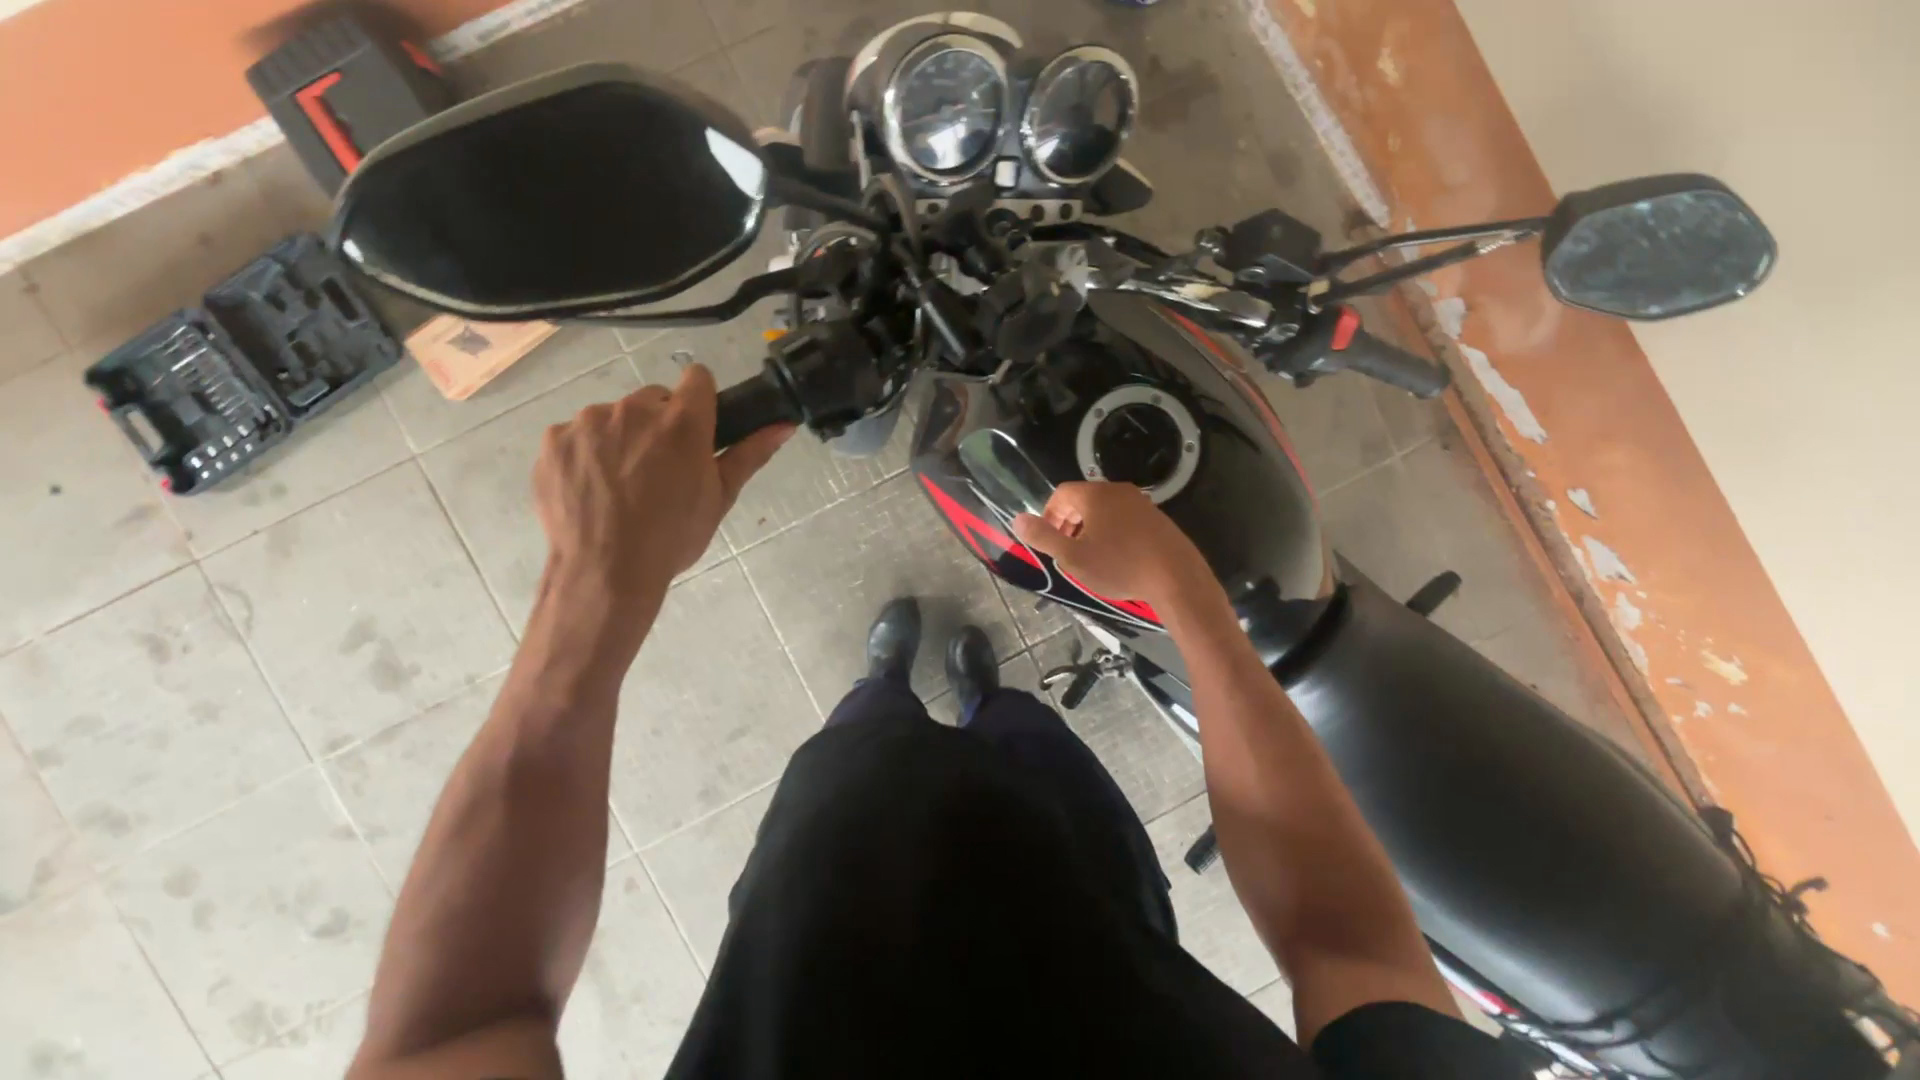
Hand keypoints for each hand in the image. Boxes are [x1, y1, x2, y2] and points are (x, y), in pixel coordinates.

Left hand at [533, 364, 792, 601]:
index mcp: (683, 422)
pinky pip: (576, 435)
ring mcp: (589, 421)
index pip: (697, 378)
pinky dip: (585, 455)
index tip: (696, 430)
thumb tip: (784, 425)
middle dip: (657, 425)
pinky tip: (591, 489)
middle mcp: (635, 409)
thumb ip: (750, 454)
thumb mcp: (720, 498)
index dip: (699, 401)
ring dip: (620, 439)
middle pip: (653, 400)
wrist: (605, 571)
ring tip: (619, 485)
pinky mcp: (554, 439)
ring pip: (612, 417)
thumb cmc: (673, 536)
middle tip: (658, 470)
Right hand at [1011, 482, 1215, 611]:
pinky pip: (1125, 518)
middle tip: (1065, 548)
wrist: (1176, 577)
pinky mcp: (1157, 518)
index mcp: (1095, 495)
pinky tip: (1117, 557)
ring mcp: (1141, 503)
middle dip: (1068, 521)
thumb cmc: (1119, 566)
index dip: (1049, 514)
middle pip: (1083, 499)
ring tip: (1089, 555)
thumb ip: (1043, 537)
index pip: (1061, 493)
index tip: (1049, 539)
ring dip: (1090, 527)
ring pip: (1105, 509)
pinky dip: (1112, 531)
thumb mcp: (1073, 557)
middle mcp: (1118, 491)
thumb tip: (1017, 519)